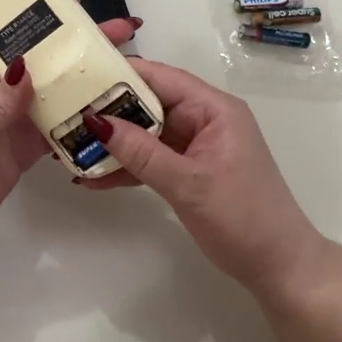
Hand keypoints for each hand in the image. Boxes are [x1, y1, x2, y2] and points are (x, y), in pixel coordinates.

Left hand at [0, 10, 138, 251]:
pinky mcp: (25, 152)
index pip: (14, 41)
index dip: (45, 21)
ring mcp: (15, 124)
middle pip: (45, 66)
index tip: (80, 0)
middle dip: (80, 49)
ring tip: (128, 71)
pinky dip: (82, 126)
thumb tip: (28, 68)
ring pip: (57, 97)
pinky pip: (58, 133)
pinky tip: (110, 116)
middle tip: (125, 33)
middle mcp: (0, 95)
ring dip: (87, 85)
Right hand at [77, 58, 323, 289]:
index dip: (120, 74)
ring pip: (143, 134)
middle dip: (107, 111)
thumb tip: (95, 121)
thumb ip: (140, 152)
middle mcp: (203, 119)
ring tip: (68, 148)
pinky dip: (124, 167)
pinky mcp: (186, 171)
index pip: (160, 77)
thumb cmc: (243, 216)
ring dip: (111, 144)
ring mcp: (194, 146)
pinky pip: (148, 160)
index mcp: (213, 109)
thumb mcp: (188, 183)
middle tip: (62, 115)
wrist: (279, 266)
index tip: (78, 76)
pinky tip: (91, 178)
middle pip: (147, 104)